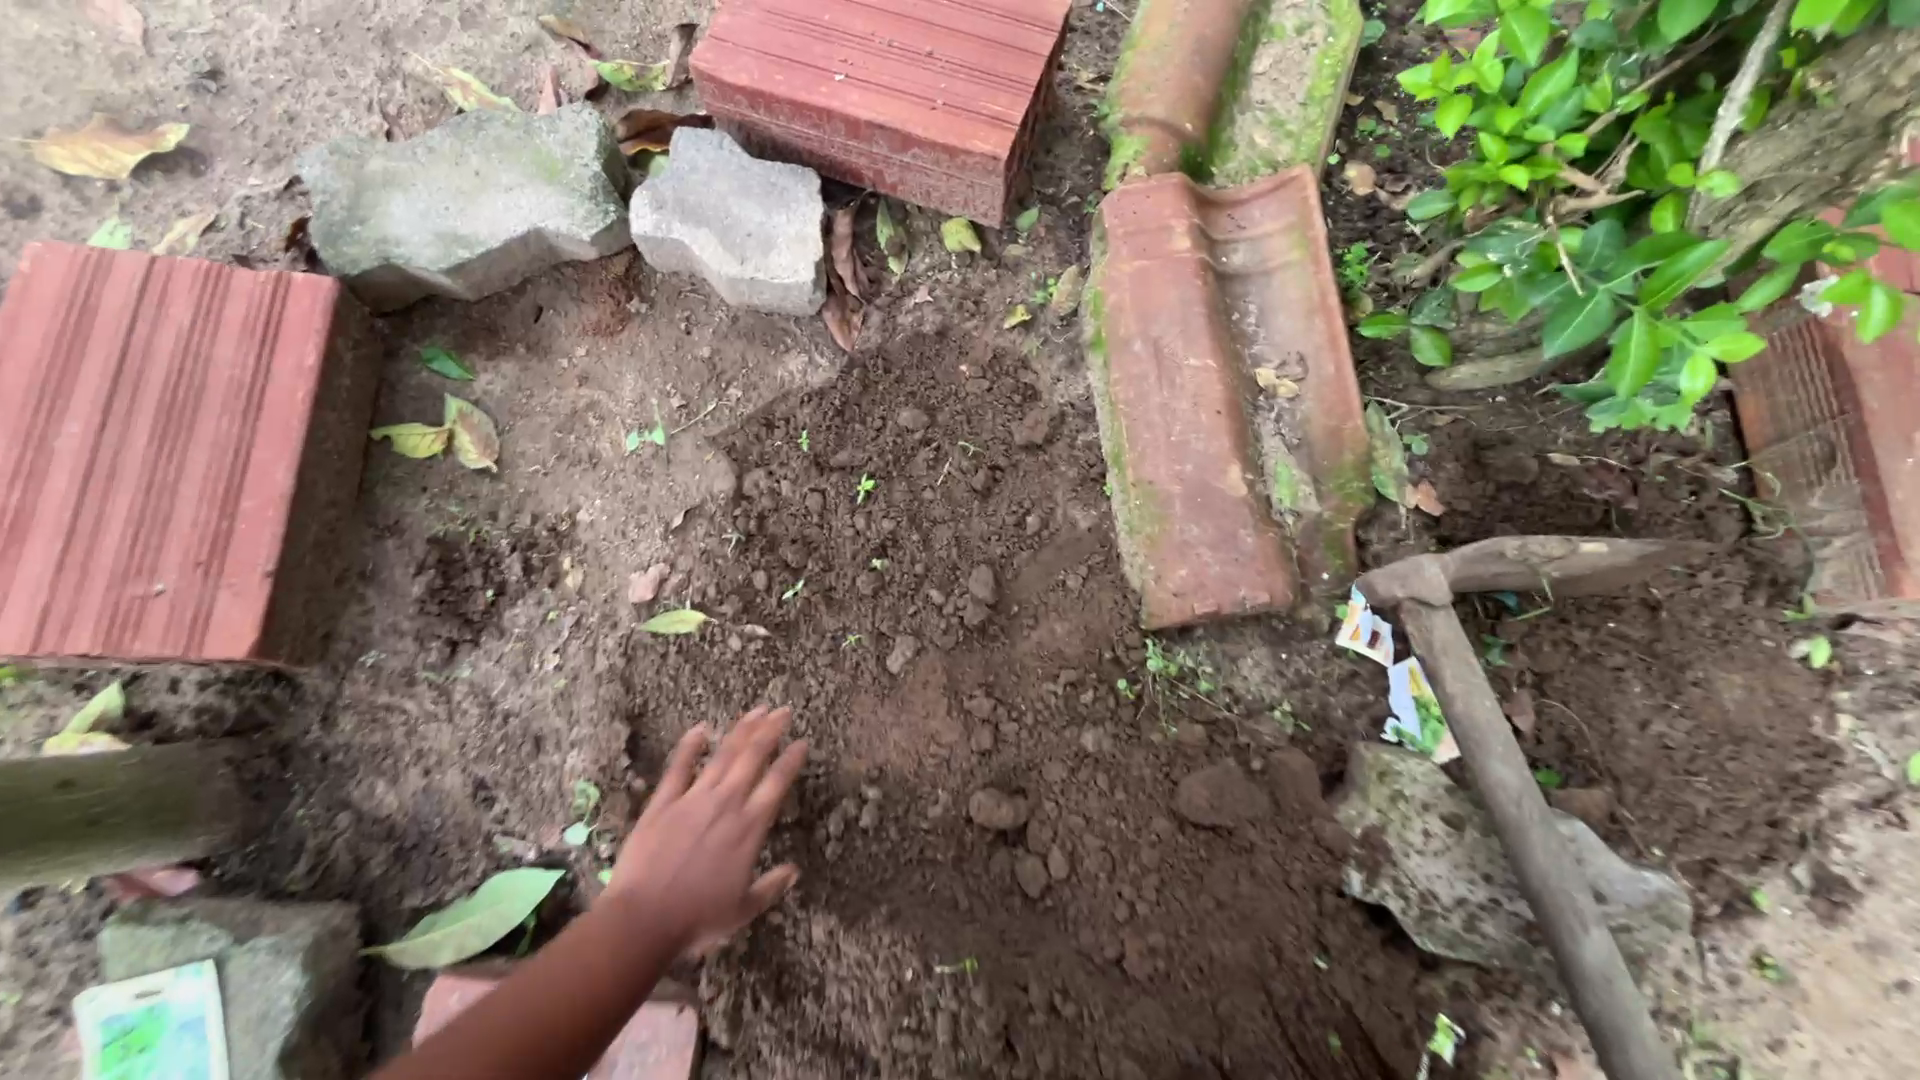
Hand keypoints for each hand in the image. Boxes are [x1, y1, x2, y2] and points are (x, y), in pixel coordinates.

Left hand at [605, 705, 807, 956]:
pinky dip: (690, 746)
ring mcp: (692, 800)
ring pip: (722, 756)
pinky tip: (701, 728)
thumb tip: (794, 871)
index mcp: (749, 829)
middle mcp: (725, 805)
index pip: (777, 784)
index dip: (792, 760)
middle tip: (783, 710)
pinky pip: (678, 768)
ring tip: (756, 710)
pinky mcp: (662, 804)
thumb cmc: (696, 919)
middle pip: (752, 758)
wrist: (642, 921)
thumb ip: (771, 887)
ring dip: (741, 730)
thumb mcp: (742, 910)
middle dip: (770, 731)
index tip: (803, 742)